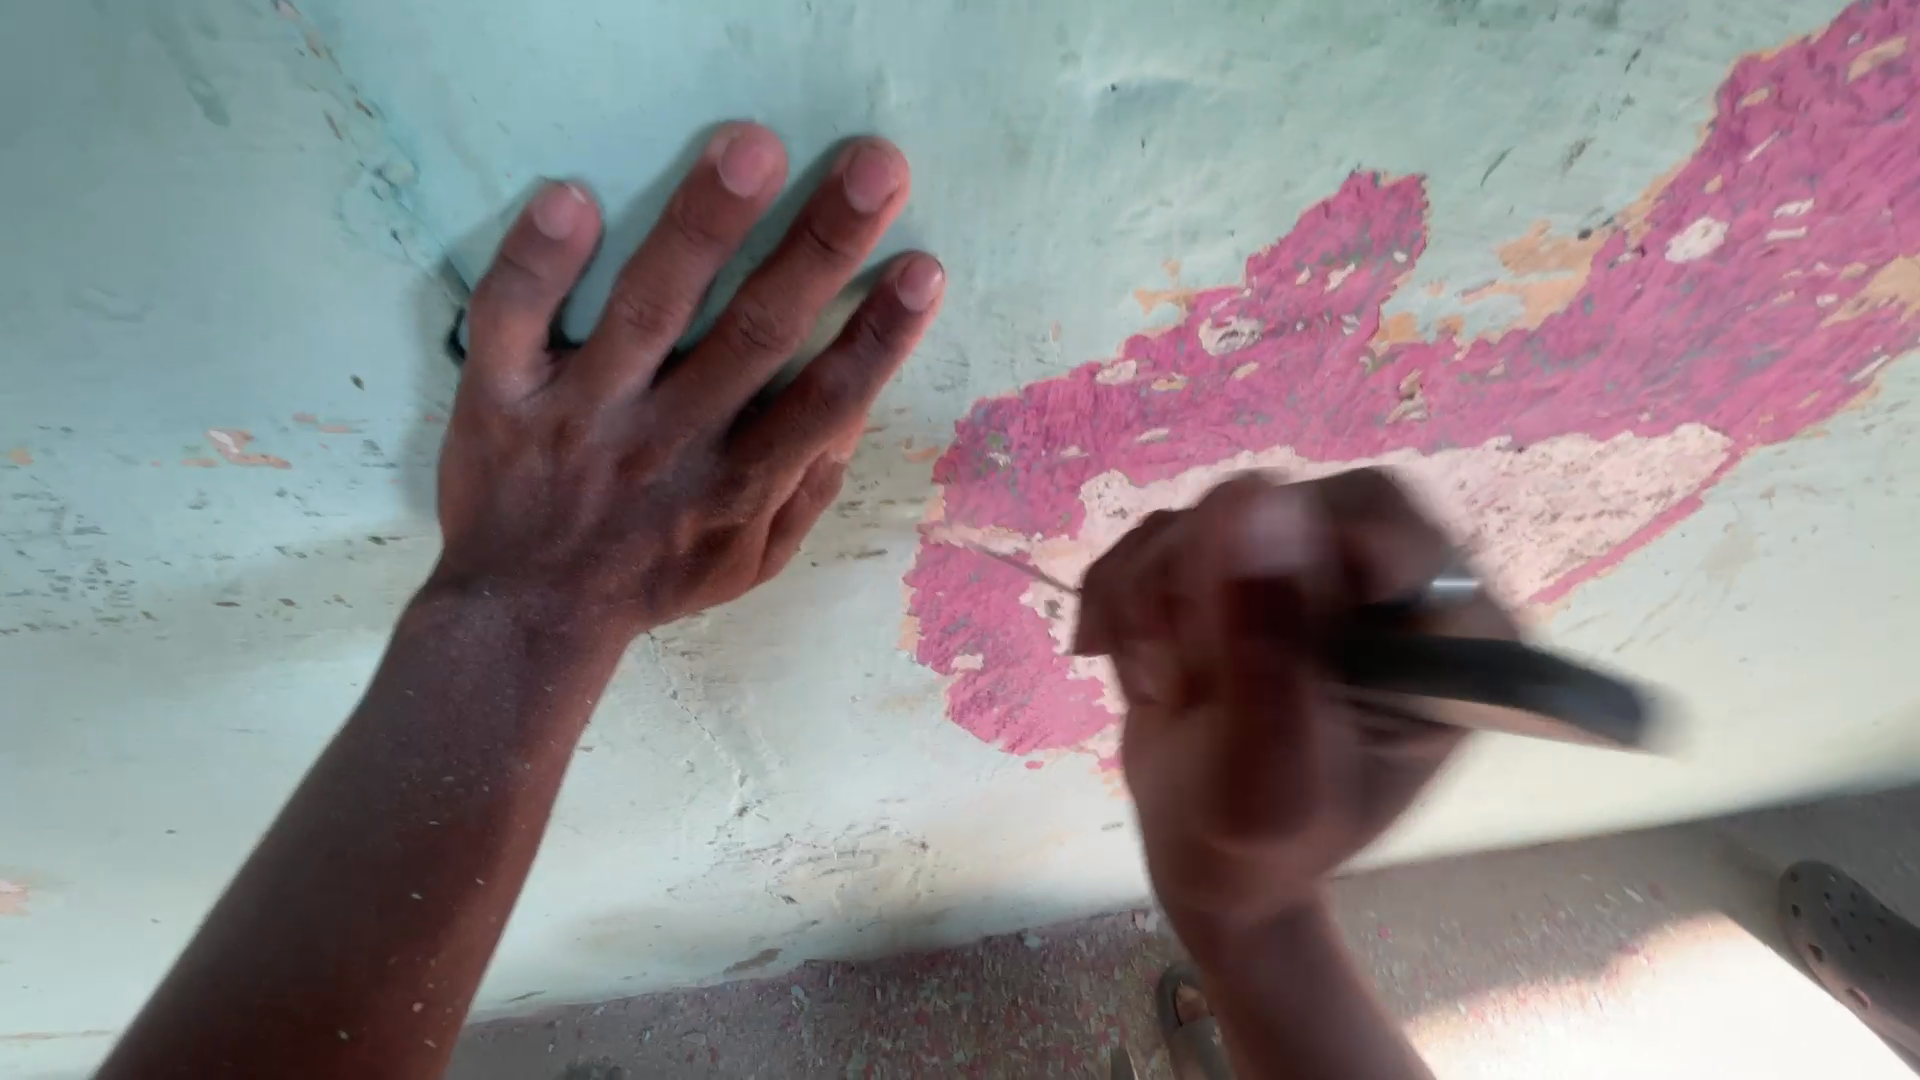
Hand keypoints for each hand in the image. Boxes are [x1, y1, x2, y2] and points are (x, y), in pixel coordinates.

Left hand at [430, 124, 943, 636]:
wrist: (529, 614)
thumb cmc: (660, 578)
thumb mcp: (756, 559)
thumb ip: (809, 488)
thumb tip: (854, 407)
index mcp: (742, 484)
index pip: (825, 401)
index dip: (880, 338)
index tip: (924, 270)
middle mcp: (673, 441)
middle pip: (757, 336)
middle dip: (821, 250)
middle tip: (876, 166)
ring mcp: (585, 415)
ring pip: (649, 312)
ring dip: (702, 228)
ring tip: (753, 148)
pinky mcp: (504, 399)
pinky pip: (513, 322)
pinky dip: (538, 262)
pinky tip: (569, 196)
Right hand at [1073, 470, 1517, 925]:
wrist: (1204, 853)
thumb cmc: (1258, 847)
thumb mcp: (1270, 780)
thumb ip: (1267, 651)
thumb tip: (1251, 498)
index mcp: (1439, 631)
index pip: (1384, 522)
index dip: (1293, 552)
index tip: (1224, 634)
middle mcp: (1374, 579)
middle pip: (1277, 503)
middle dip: (1197, 588)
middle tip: (1173, 675)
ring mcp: (1289, 564)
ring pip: (1198, 516)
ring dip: (1146, 600)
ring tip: (1155, 688)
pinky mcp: (1219, 563)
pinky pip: (1148, 534)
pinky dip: (1113, 594)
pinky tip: (1113, 652)